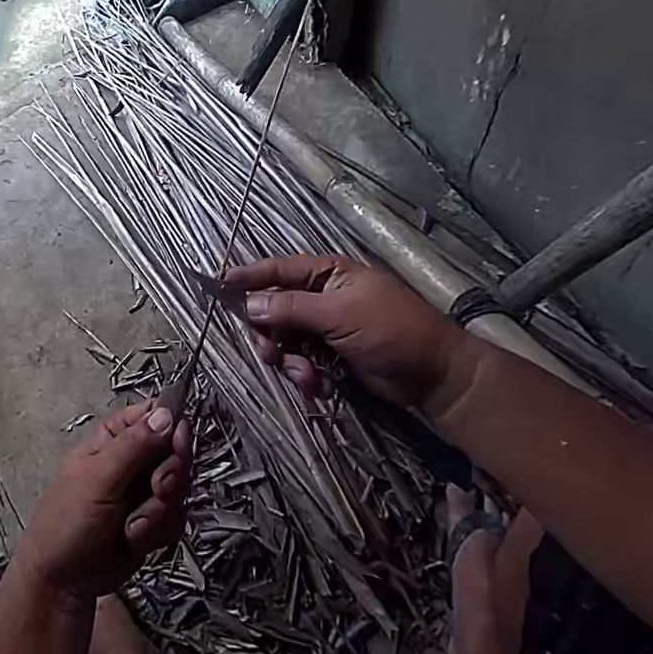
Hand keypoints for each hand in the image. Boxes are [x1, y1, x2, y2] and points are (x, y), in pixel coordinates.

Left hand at [15, 399, 193, 601]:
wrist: (62, 583)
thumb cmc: (65, 524)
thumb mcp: (98, 478)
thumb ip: (135, 445)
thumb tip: (166, 414)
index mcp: (114, 436)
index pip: (156, 414)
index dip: (172, 426)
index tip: (176, 443)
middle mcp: (133, 459)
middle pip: (176, 451)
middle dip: (169, 476)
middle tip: (156, 489)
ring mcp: (144, 490)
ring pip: (179, 487)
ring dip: (160, 511)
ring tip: (133, 524)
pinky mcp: (154, 519)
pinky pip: (176, 516)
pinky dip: (158, 531)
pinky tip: (134, 538)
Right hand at [224, 255, 477, 416]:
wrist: (432, 375)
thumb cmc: (390, 330)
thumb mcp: (339, 314)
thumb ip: (291, 308)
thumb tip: (250, 303)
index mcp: (328, 274)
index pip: (279, 270)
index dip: (249, 277)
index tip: (220, 286)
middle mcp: (323, 297)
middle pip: (276, 309)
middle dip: (270, 334)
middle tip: (269, 353)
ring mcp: (327, 327)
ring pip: (287, 340)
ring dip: (291, 360)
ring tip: (306, 375)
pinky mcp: (332, 356)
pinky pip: (303, 361)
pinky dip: (307, 374)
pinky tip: (321, 384)